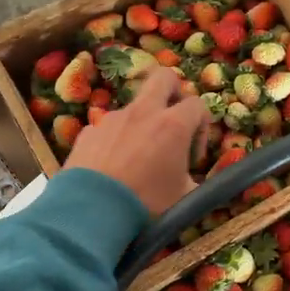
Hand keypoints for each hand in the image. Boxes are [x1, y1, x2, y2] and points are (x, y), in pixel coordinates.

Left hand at [62, 69, 209, 214]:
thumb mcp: (183, 198)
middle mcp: (144, 112)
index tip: (193, 154)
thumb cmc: (146, 203)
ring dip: (142, 123)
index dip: (201, 126)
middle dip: (173, 91)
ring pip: (134, 107)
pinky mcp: (88, 132)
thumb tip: (192, 181)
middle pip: (164, 78)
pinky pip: (108, 128)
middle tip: (173, 119)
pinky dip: (116, 141)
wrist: (91, 212)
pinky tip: (112, 168)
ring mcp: (112, 119)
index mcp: (173, 125)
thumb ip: (193, 181)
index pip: (198, 104)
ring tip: (138, 158)